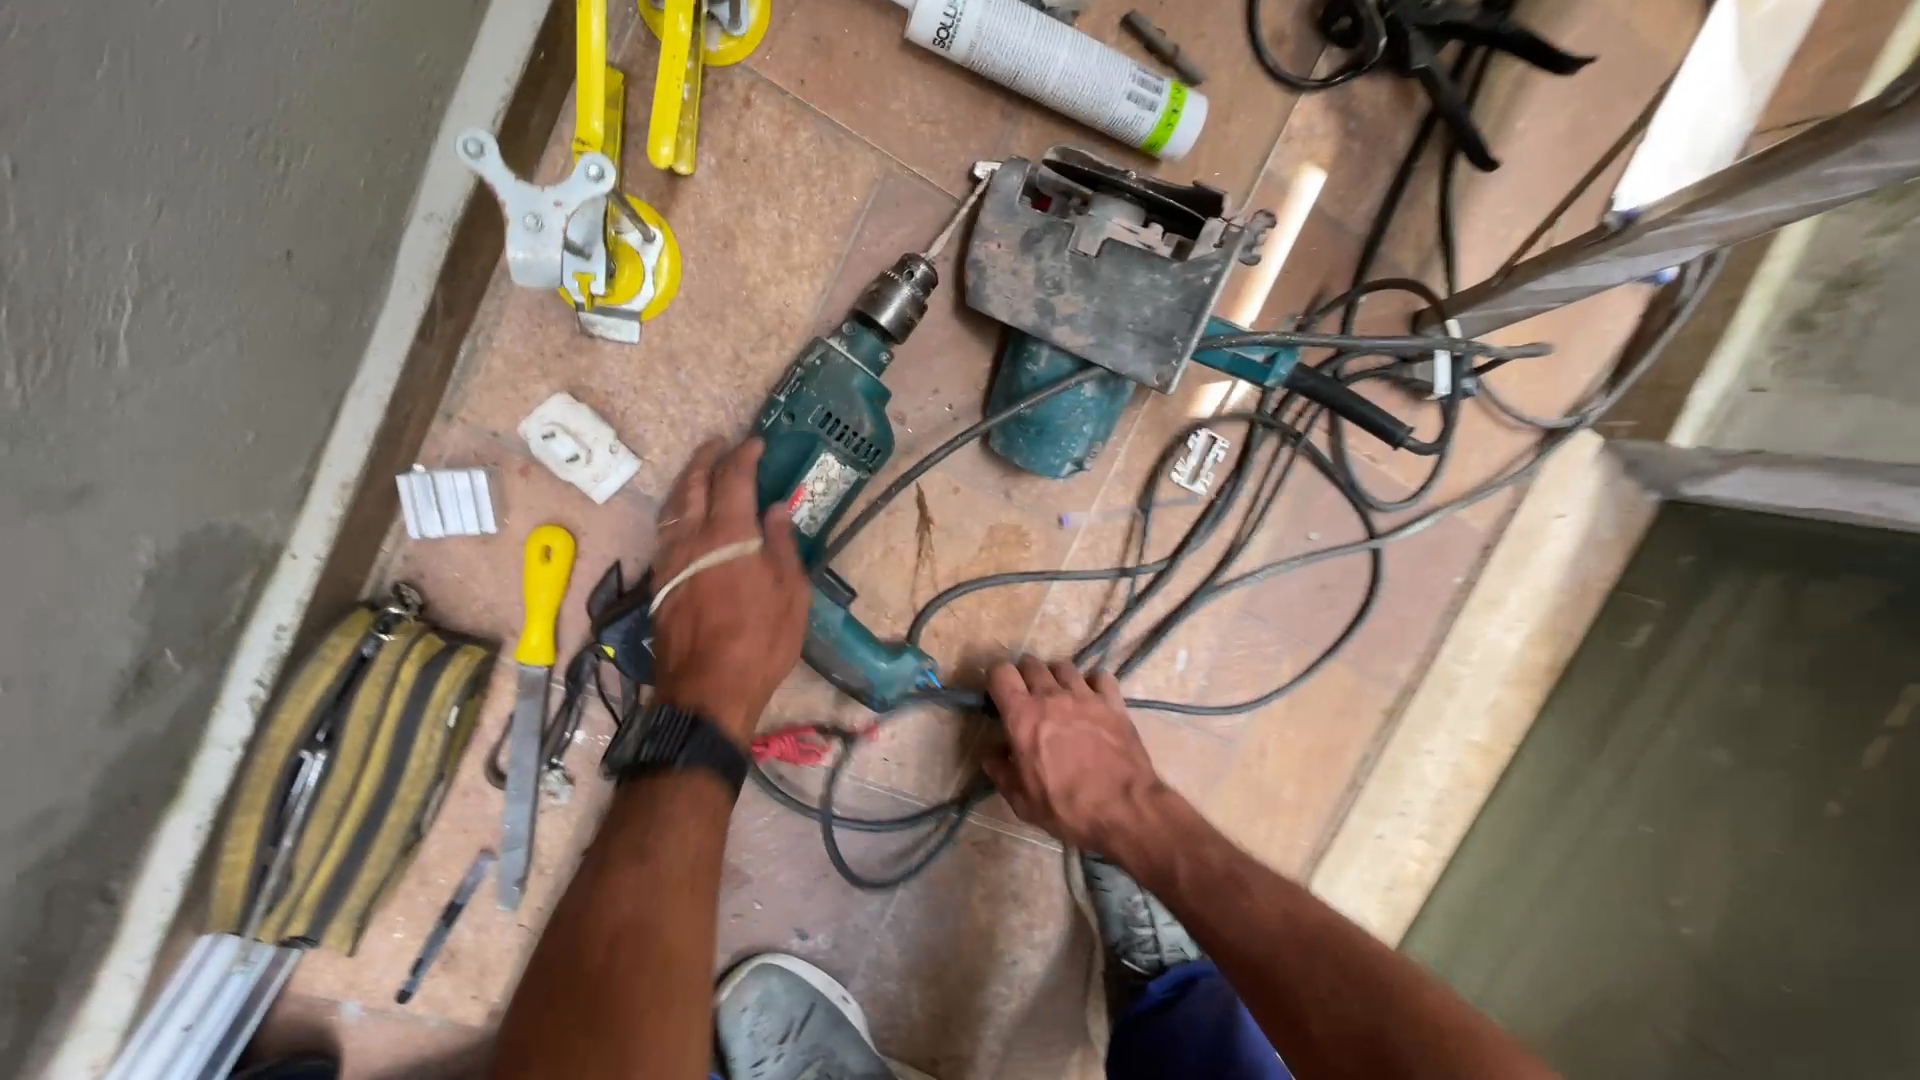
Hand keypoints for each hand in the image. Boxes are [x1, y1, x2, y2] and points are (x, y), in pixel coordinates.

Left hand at [649, 438, 809, 745]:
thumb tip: (776, 509)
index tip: (756, 443)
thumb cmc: (761, 642)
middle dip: (707, 458)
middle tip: (719, 444)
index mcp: (728, 535)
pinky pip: (665, 532)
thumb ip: (783, 546)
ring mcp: (669, 560)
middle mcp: (692, 538)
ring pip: (671, 507)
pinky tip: (685, 518)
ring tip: (700, 473)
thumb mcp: (791, 594)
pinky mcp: (658, 582)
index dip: (744, 456)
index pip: (733, 479)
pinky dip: (676, 512)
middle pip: (692, 484)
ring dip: (686, 482)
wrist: (708, 689)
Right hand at [980, 658, 1167, 853]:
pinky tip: (1093, 700)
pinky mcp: (1113, 702)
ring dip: (1056, 677)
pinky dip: (1093, 684)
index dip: (996, 680)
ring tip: (1059, 697)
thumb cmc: (1067, 808)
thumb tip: (991, 756)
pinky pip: (1100, 677)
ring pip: (1063, 666)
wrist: (1124, 809)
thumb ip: (1001, 773)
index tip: (999, 697)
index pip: (1000, 672)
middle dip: (1024, 677)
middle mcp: (1051, 696)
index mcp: (1022, 716)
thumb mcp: (1022, 801)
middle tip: (1027, 699)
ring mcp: (1085, 696)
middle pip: (1031, 664)